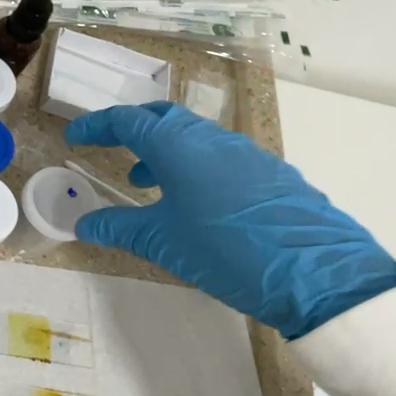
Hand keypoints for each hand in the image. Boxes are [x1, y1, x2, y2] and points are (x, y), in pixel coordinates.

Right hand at [66, 102, 395, 338]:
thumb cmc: (226, 251)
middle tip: (110, 146)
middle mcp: (212, 140)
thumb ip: (118, 227)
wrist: (320, 278)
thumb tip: (84, 224)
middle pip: (163, 118)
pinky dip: (194, 167)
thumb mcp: (162, 242)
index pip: (127, 121)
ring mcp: (248, 155)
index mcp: (178, 146)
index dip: (96, 126)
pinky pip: (221, 157)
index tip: (75, 137)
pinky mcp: (274, 176)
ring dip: (164, 151)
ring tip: (146, 182)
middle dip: (132, 128)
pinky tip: (194, 203)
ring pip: (195, 138)